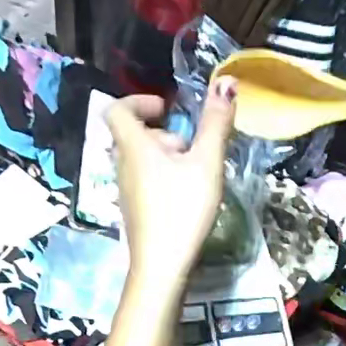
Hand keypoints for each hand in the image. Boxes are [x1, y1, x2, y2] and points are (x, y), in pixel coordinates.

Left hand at [106, 80, 235, 285]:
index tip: (167, 109)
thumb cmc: (182, 208)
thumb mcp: (206, 163)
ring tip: (194, 175)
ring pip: (141, 160)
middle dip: (165, 134)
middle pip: (135, 136)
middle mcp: (122, 164)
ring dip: (166, 158)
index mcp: (134, 146)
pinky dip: (163, 179)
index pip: (118, 110)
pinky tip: (187, 198)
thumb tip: (227, 81)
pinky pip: (145, 181)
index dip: (140, 102)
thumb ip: (216, 123)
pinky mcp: (134, 211)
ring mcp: (125, 190)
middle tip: (192, 148)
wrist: (161, 264)